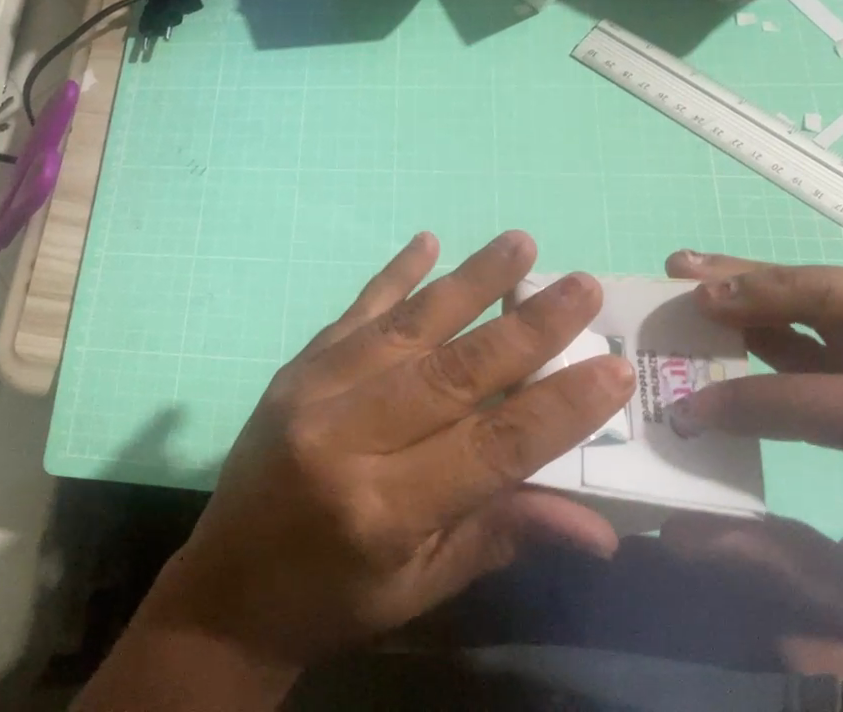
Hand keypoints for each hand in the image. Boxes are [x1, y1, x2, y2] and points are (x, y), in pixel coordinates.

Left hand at [87, 232, 634, 704]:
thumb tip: (601, 526)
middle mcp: (345, 437)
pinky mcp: (293, 371)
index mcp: (383, 508)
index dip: (560, 408)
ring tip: (519, 243)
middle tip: (582, 286)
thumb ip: (501, 537)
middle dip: (527, 327)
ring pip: (405, 327)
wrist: (228, 587)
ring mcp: (311, 393)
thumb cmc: (333, 598)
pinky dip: (392, 276)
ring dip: (467, 282)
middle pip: (453, 372)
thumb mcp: (420, 587)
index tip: (614, 367)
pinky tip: (424, 242)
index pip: (493, 446)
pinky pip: (351, 315)